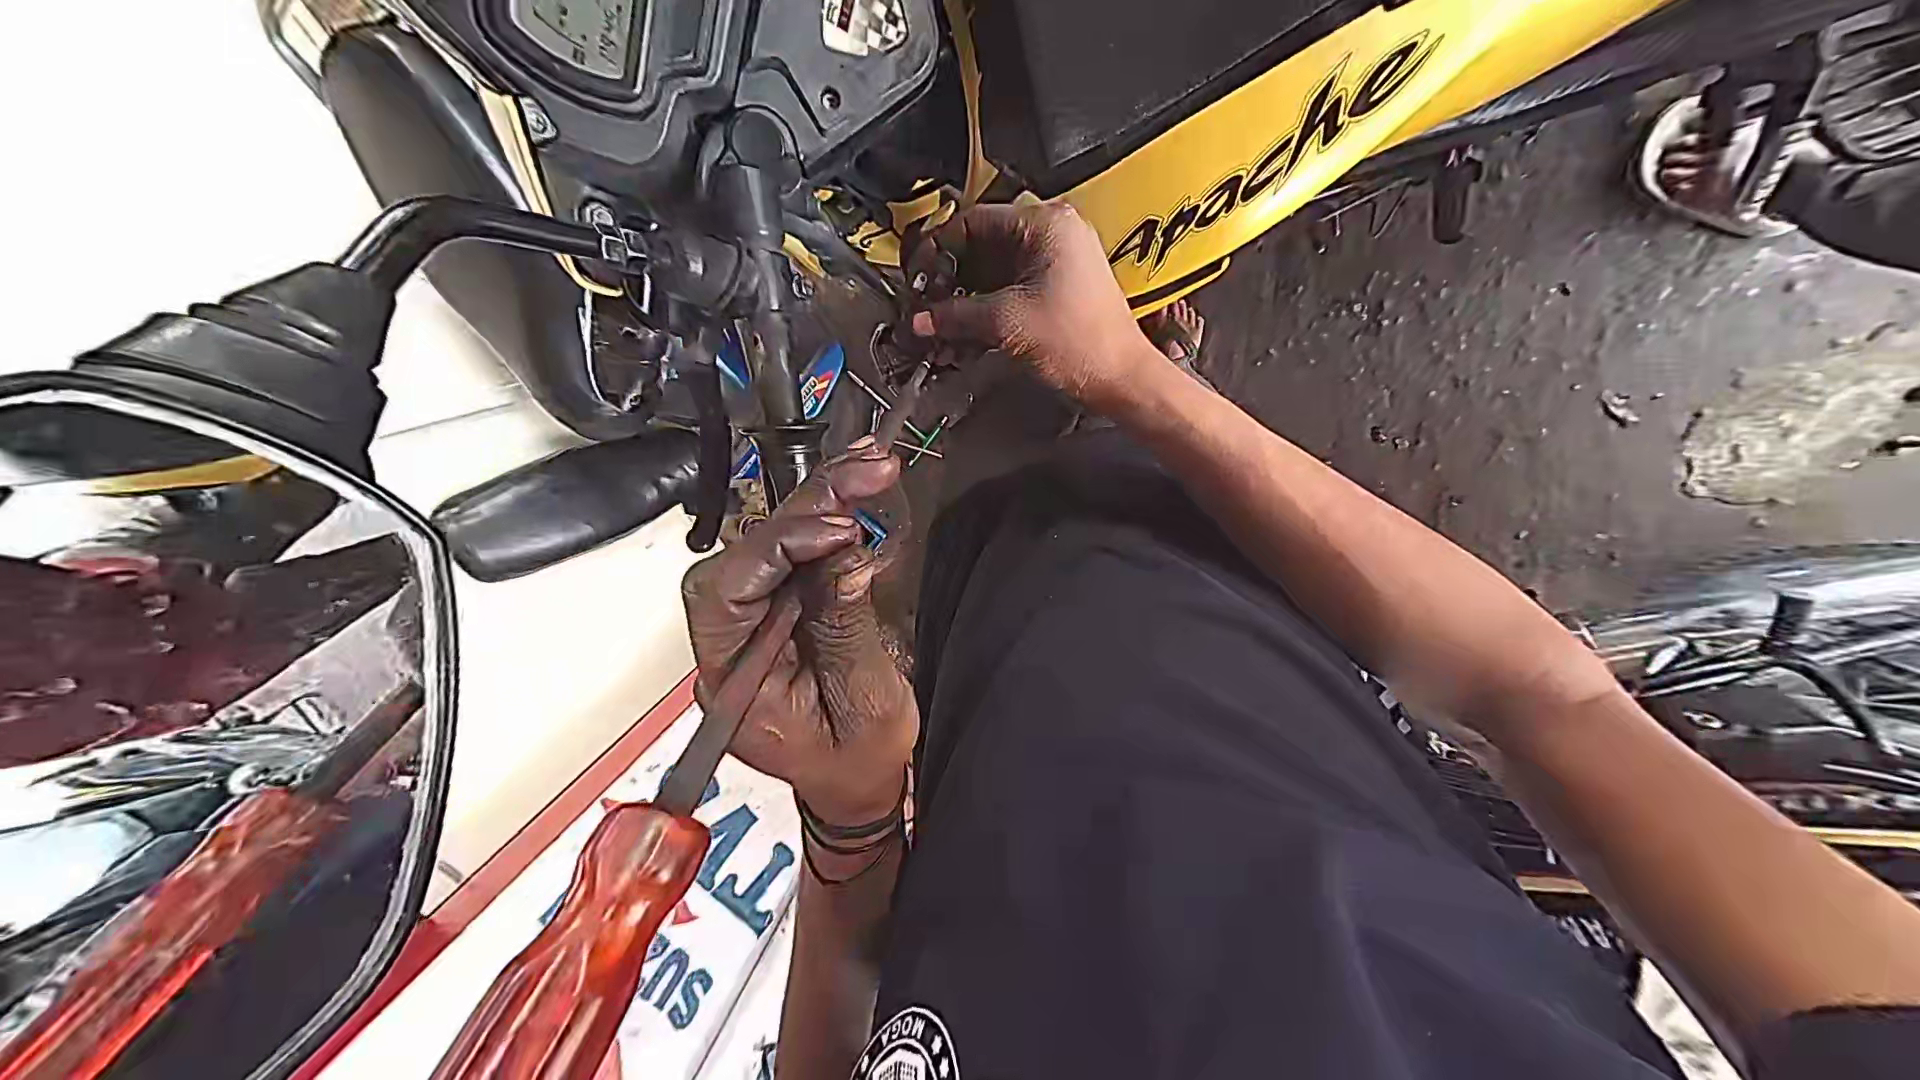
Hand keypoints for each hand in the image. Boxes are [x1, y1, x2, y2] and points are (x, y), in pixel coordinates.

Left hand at [680, 449, 915, 823]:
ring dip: (822, 500)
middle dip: (809, 507)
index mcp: (734, 678)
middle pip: (751, 552)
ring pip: (774, 543)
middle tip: (865, 470)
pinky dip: (828, 517)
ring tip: (870, 467)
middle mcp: (734, 640)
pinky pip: (798, 552)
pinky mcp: (785, 604)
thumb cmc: (854, 761)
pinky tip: (857, 488)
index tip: (839, 530)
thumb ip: (848, 629)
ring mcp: (758, 620)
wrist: (857, 780)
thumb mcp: (863, 702)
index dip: (780, 549)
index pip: (728, 593)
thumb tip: (847, 558)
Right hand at [907, 203, 1158, 411]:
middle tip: (925, 305)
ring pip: (992, 276)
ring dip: (964, 304)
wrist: (1119, 378)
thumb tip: (922, 318)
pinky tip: (963, 338)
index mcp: (1046, 224)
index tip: (918, 274)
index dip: (939, 248)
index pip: (974, 221)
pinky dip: (985, 314)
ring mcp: (1054, 265)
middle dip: (949, 283)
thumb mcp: (1007, 322)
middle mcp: (1051, 236)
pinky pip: (1007, 295)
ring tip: (940, 329)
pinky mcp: (1054, 294)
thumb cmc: (1082, 343)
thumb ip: (957, 315)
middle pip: (981, 250)